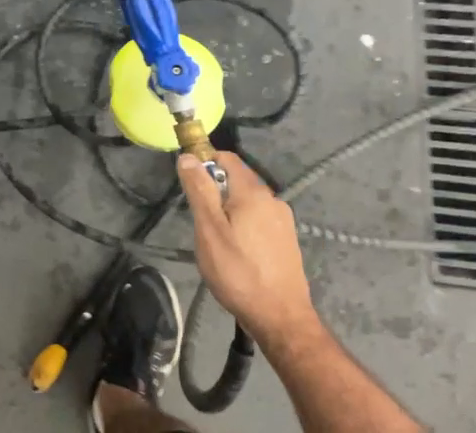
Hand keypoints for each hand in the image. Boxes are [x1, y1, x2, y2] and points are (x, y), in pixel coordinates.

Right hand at [177, 151, 319, 344]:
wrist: (281, 319)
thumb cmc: (239, 273)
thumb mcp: (209, 230)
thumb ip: (199, 190)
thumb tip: (188, 157)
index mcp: (253, 192)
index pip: (226, 158)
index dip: (204, 164)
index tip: (190, 188)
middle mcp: (273, 199)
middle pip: (237, 179)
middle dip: (215, 192)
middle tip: (202, 223)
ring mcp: (283, 220)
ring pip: (247, 201)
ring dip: (229, 211)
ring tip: (218, 242)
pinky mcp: (287, 240)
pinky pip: (259, 219)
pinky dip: (243, 225)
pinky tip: (238, 253)